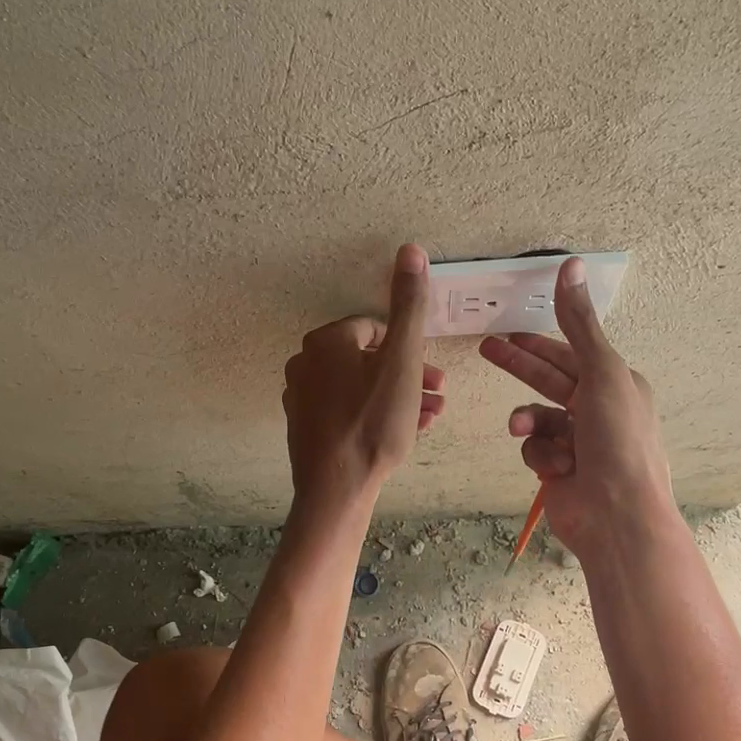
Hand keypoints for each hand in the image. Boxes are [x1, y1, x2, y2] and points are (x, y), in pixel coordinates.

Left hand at [282, 244, 445, 503]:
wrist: (336, 489)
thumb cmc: (372, 424)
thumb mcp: (402, 363)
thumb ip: (409, 307)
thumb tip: (411, 251)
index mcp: (326, 341)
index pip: (376, 328)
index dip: (408, 348)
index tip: (430, 371)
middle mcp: (306, 363)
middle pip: (369, 360)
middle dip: (408, 374)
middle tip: (437, 392)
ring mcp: (303, 398)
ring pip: (361, 387)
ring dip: (398, 396)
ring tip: (429, 415)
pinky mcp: (306, 427)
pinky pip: (347, 411)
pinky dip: (376, 415)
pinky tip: (403, 432)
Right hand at [478, 256, 671, 554]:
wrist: (617, 515)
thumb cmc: (618, 440)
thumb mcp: (601, 372)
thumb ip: (579, 322)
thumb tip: (571, 265)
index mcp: (617, 385)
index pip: (570, 355)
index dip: (539, 342)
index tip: (508, 332)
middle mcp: (599, 411)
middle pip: (549, 381)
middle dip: (519, 368)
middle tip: (485, 349)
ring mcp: (579, 443)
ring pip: (537, 419)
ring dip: (530, 424)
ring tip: (523, 431)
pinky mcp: (560, 470)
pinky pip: (535, 450)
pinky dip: (541, 456)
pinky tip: (555, 468)